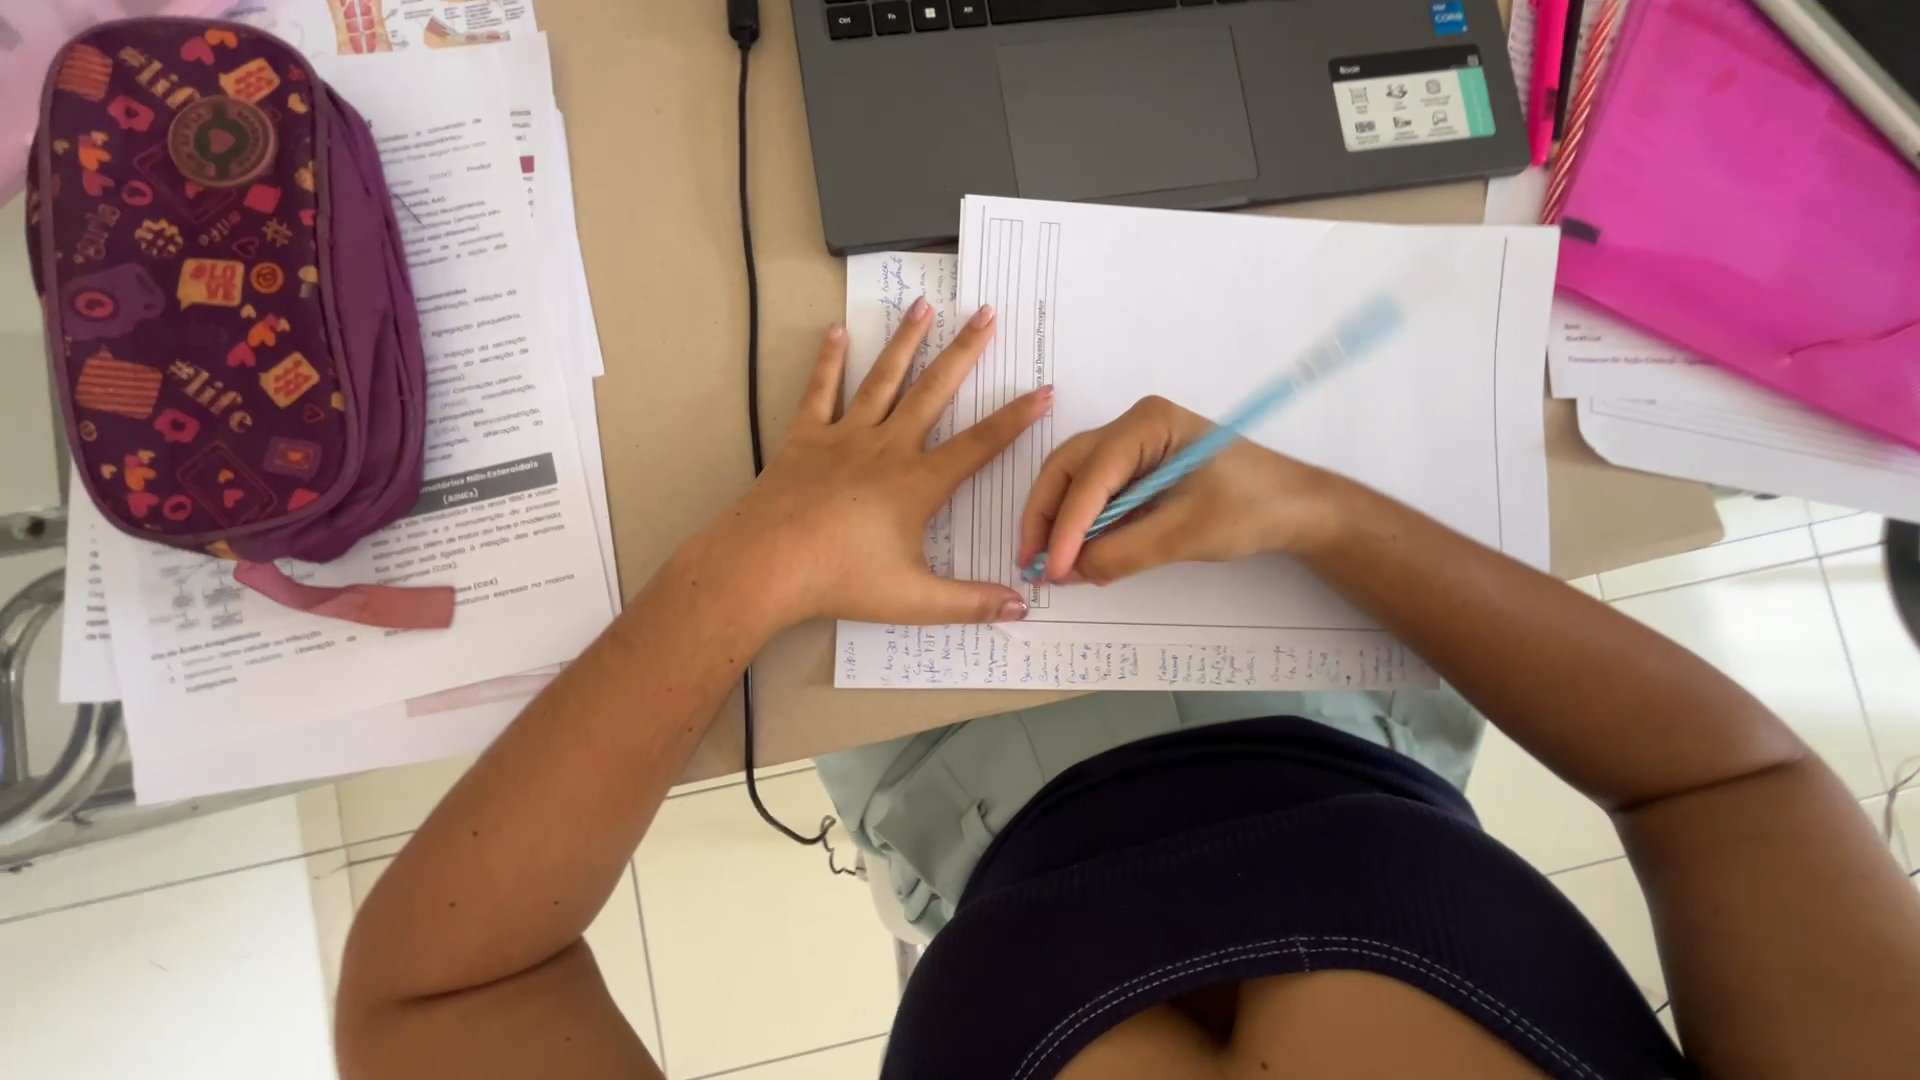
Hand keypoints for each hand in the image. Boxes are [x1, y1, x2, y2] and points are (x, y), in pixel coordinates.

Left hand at [700, 298, 1050, 626]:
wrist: (766, 565)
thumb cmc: (841, 580)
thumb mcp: (914, 600)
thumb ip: (970, 603)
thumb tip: (1021, 608)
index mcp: (917, 483)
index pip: (979, 444)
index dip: (1015, 418)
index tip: (1042, 390)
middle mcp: (886, 448)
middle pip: (934, 391)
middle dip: (965, 351)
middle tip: (986, 314)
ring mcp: (844, 437)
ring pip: (882, 379)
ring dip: (906, 341)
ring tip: (923, 305)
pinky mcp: (805, 438)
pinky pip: (820, 390)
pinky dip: (829, 360)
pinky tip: (836, 331)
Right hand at [1018, 396, 1356, 584]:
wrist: (1296, 508)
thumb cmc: (1251, 508)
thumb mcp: (1184, 534)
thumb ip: (1123, 552)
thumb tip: (1070, 572)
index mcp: (1147, 423)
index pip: (1091, 474)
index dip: (1066, 525)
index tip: (1052, 569)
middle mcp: (1131, 427)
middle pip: (1068, 469)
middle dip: (1047, 517)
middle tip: (1032, 564)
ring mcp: (1133, 447)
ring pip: (1075, 482)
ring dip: (1058, 523)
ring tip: (1050, 566)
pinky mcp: (1138, 471)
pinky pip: (1096, 496)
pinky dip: (1081, 526)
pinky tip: (1074, 555)